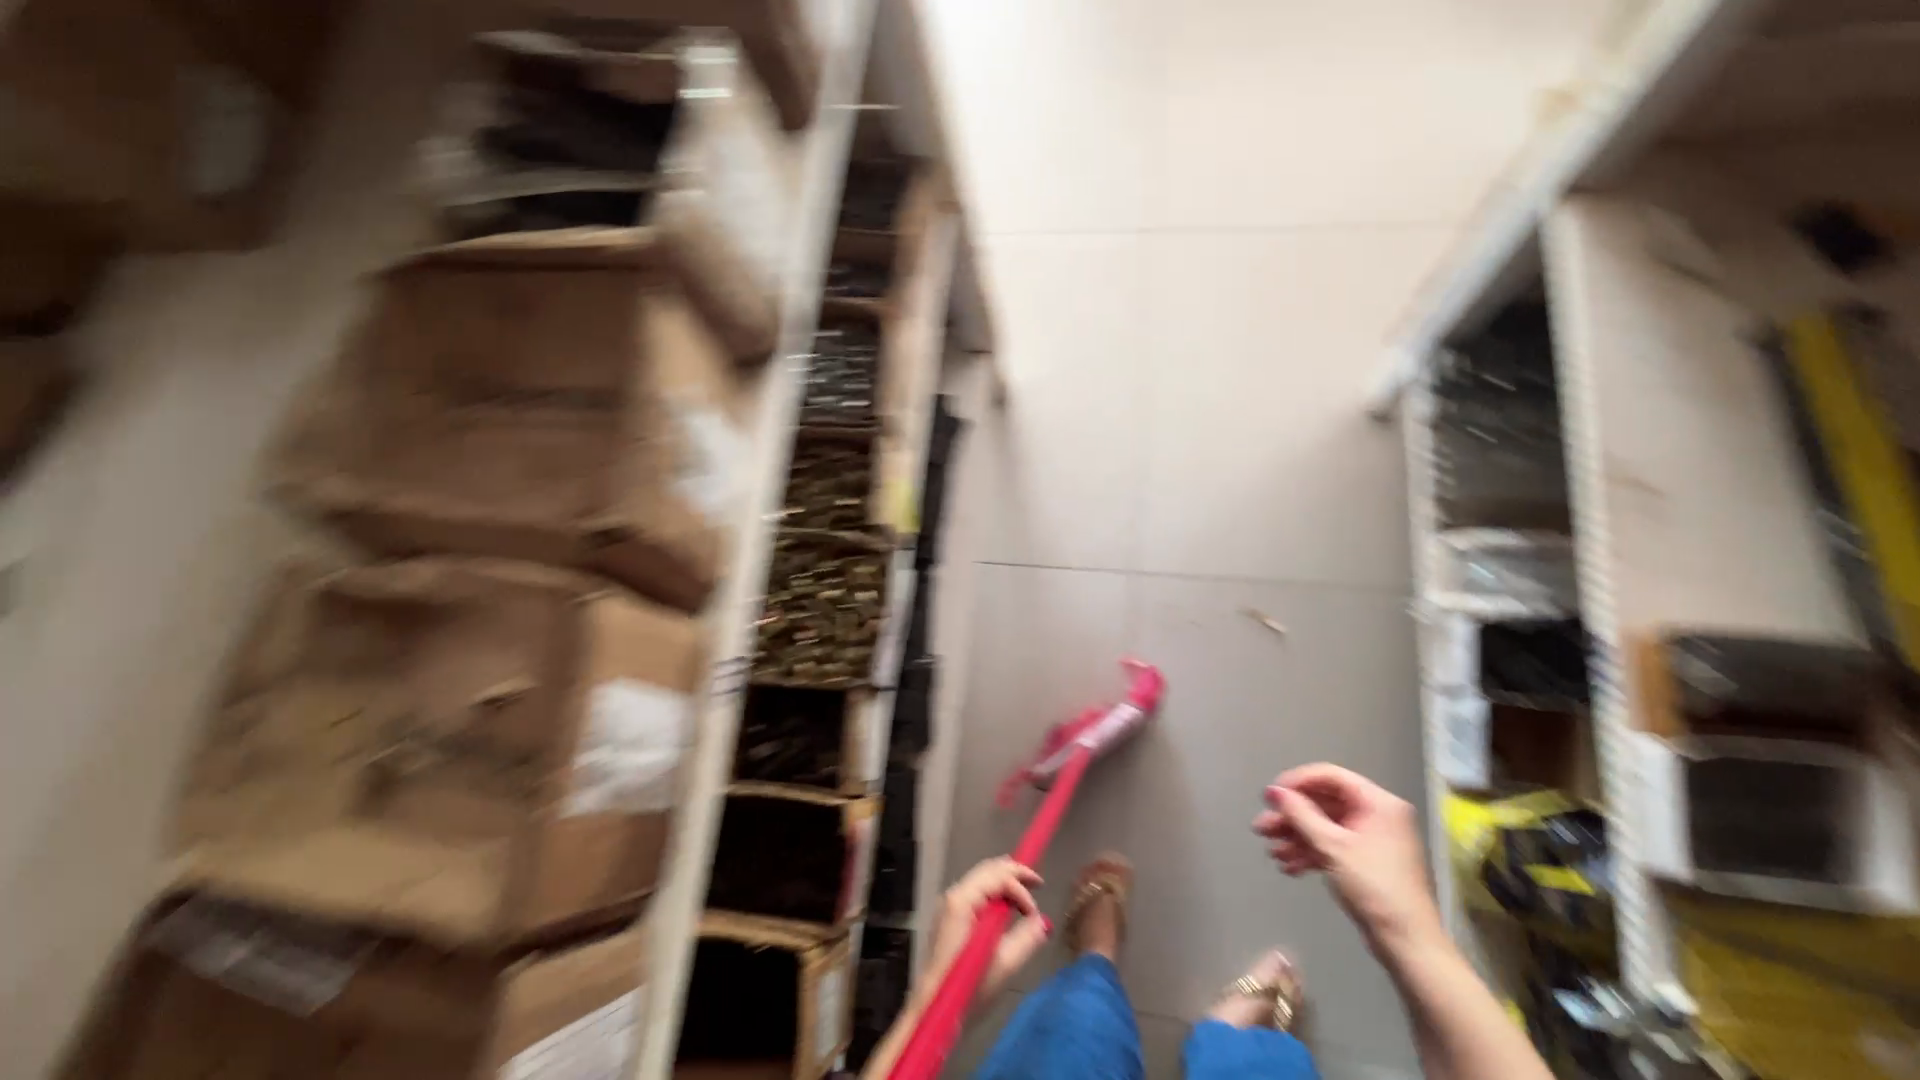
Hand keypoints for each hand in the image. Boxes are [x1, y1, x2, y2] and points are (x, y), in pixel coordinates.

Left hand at [918, 857, 1051, 1007]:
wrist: (933, 1010)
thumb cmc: (968, 988)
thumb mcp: (1004, 965)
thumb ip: (1027, 938)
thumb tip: (1042, 921)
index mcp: (962, 902)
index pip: (998, 876)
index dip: (1021, 888)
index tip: (1035, 912)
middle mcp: (952, 896)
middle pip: (987, 870)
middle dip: (1015, 873)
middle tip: (1038, 883)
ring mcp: (948, 906)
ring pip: (980, 878)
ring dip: (1004, 881)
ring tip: (1026, 892)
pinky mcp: (949, 918)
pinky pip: (975, 892)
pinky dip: (994, 892)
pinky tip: (1006, 905)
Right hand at [1252, 764, 1444, 958]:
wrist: (1405, 940)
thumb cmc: (1373, 886)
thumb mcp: (1332, 846)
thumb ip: (1300, 815)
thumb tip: (1274, 791)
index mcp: (1378, 802)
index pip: (1330, 776)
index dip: (1297, 782)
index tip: (1270, 796)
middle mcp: (1376, 814)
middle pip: (1324, 803)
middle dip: (1291, 816)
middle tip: (1261, 828)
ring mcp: (1371, 838)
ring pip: (1325, 826)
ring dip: (1296, 837)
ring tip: (1272, 853)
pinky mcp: (1365, 861)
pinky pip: (1332, 845)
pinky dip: (1310, 853)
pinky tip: (1289, 867)